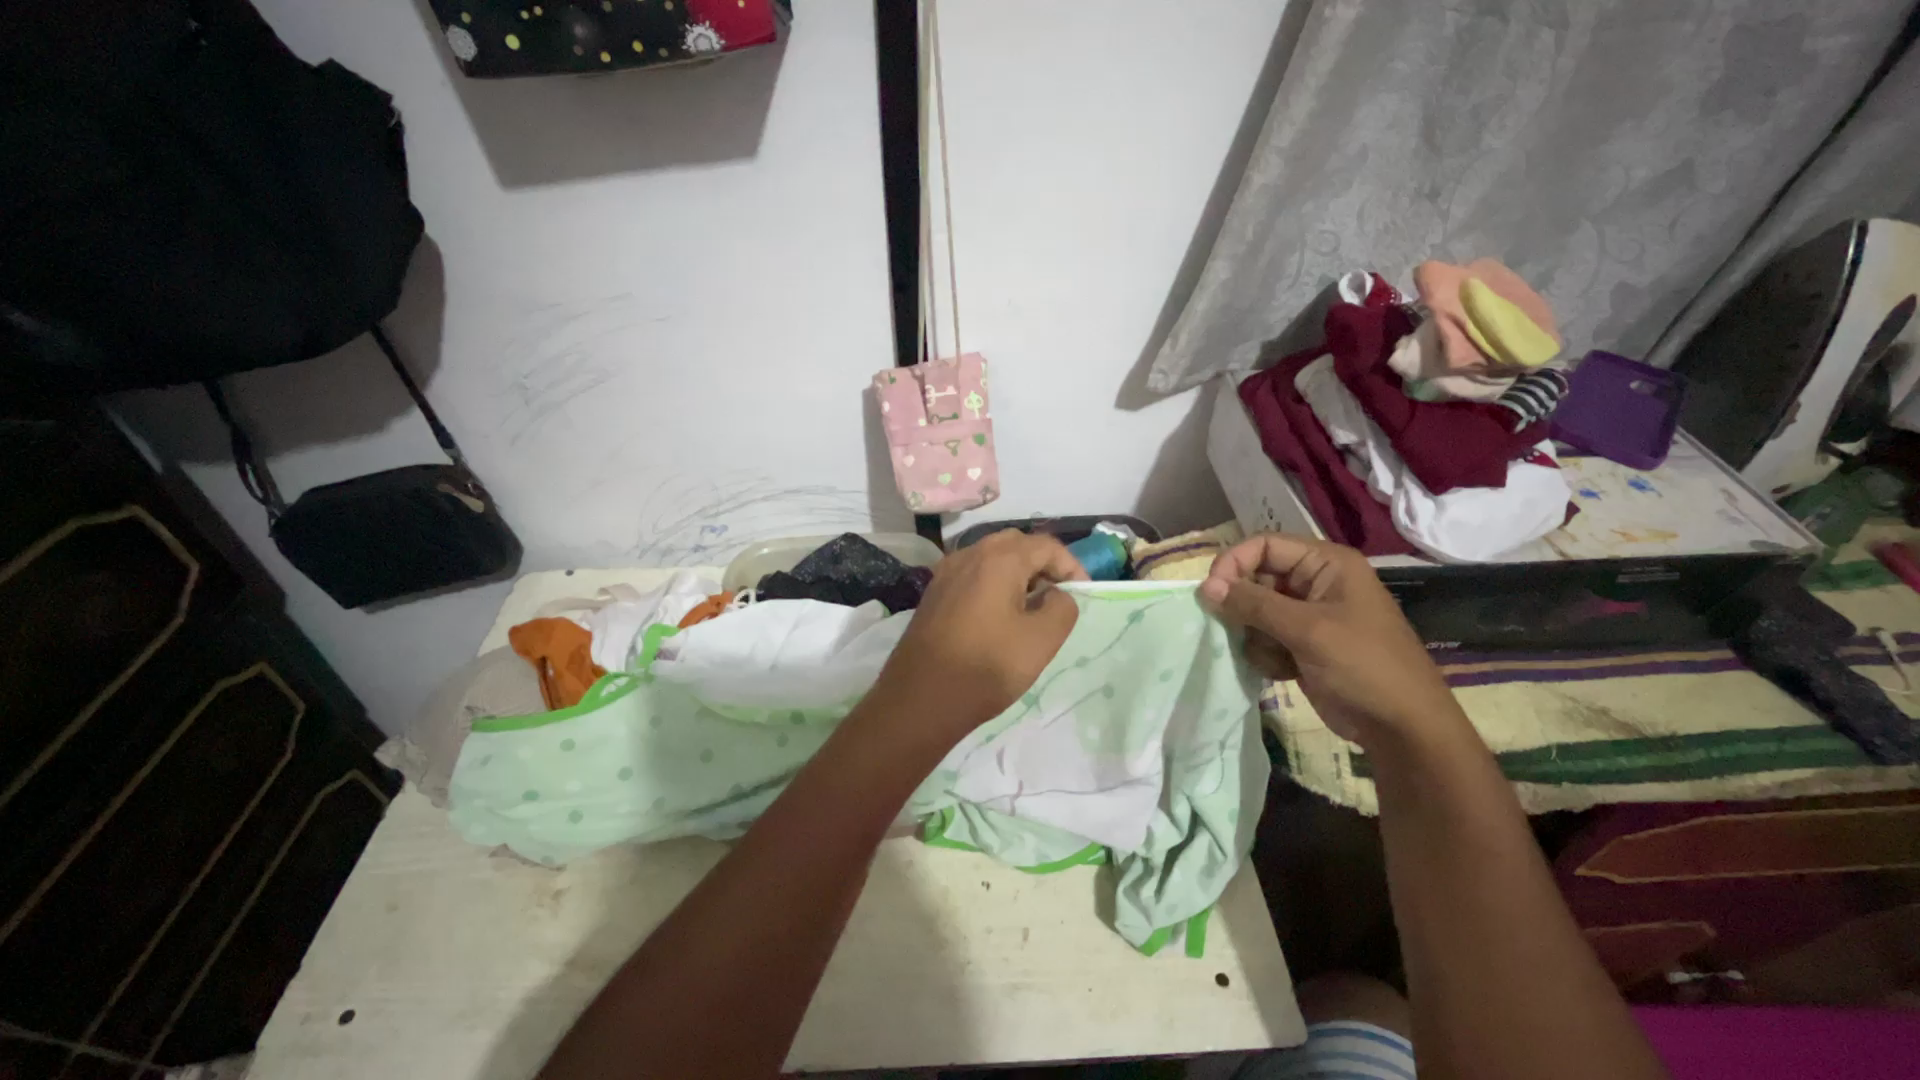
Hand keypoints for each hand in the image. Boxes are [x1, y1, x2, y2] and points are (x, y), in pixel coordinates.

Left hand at [870, 530, 1085, 739]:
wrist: (920, 699)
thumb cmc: (986, 667)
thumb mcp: (1042, 640)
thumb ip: (1062, 607)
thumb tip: (1056, 594)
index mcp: (998, 559)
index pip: (1046, 545)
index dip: (1071, 566)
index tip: (1083, 594)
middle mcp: (968, 555)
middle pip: (1016, 545)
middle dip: (1042, 565)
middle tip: (1057, 598)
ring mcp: (945, 574)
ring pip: (991, 559)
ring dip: (1017, 576)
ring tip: (1031, 610)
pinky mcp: (933, 595)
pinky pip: (972, 577)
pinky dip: (993, 586)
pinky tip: (998, 619)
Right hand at [1200, 532, 1461, 747]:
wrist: (1401, 726)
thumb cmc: (1362, 665)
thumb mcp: (1307, 630)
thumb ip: (1253, 604)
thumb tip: (1205, 586)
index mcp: (1326, 564)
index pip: (1264, 545)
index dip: (1234, 563)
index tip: (1210, 593)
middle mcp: (1316, 583)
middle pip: (1256, 578)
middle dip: (1243, 607)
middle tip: (1239, 631)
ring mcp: (1309, 616)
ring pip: (1255, 612)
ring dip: (1255, 636)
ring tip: (1276, 657)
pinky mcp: (1302, 646)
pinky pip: (1264, 639)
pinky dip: (1266, 655)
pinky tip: (1285, 672)